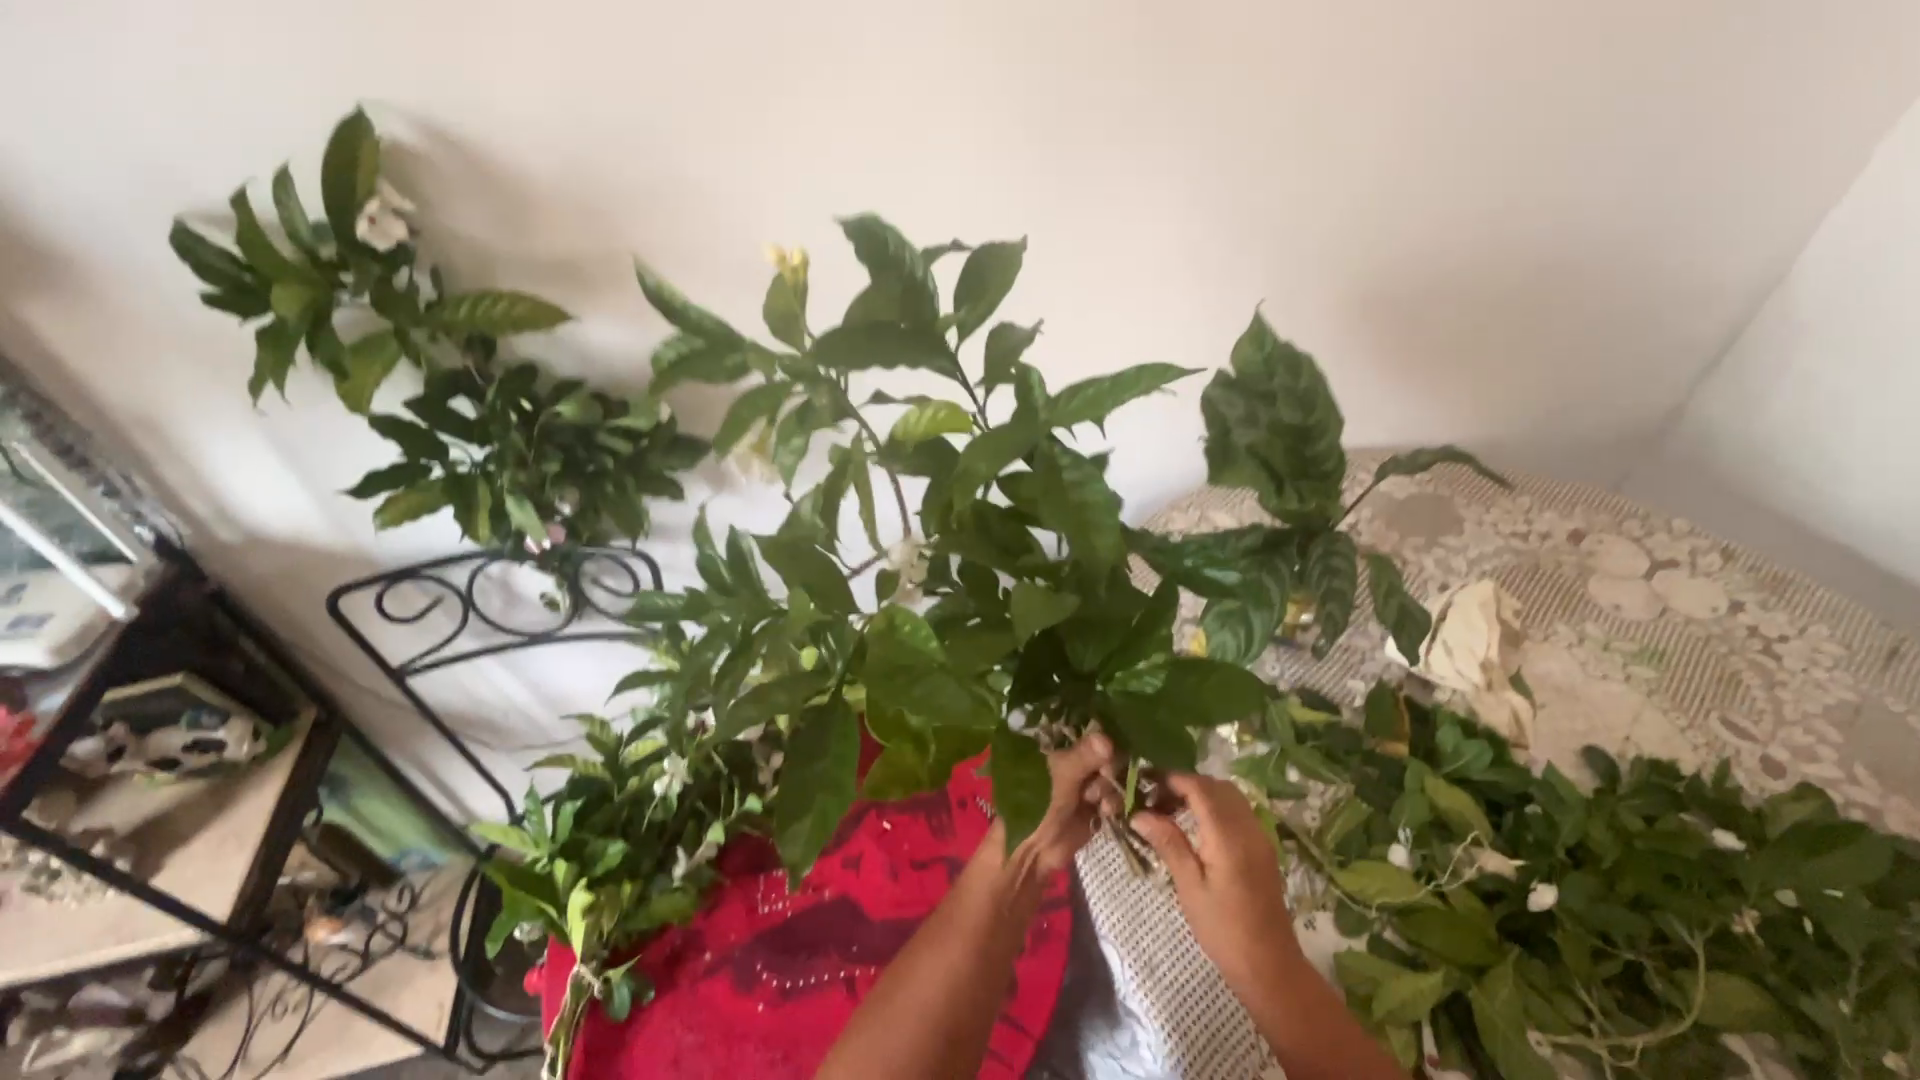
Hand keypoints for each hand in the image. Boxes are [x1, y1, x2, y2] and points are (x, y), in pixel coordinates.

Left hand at [1006, 731, 1118, 873]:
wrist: (1034, 851)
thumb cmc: (1035, 805)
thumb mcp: (1058, 778)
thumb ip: (1081, 758)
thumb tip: (1106, 739)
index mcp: (1054, 741)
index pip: (1085, 725)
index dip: (1101, 733)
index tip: (1111, 744)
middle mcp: (1071, 756)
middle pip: (1105, 750)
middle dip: (1108, 766)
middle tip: (1104, 777)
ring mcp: (1084, 779)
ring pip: (1112, 773)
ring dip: (1109, 787)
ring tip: (1097, 802)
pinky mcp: (1096, 801)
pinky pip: (1115, 794)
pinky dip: (1113, 802)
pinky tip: (1105, 811)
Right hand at [1130, 773, 1306, 993]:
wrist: (1268, 964)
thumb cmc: (1223, 929)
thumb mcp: (1189, 886)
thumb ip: (1168, 843)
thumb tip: (1139, 813)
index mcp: (1229, 836)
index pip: (1200, 788)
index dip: (1171, 779)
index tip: (1144, 782)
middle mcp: (1249, 828)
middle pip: (1217, 786)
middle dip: (1185, 784)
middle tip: (1154, 799)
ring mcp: (1260, 837)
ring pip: (1230, 796)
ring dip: (1201, 794)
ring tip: (1170, 811)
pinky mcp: (1262, 848)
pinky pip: (1238, 812)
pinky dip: (1214, 807)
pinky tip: (1195, 828)